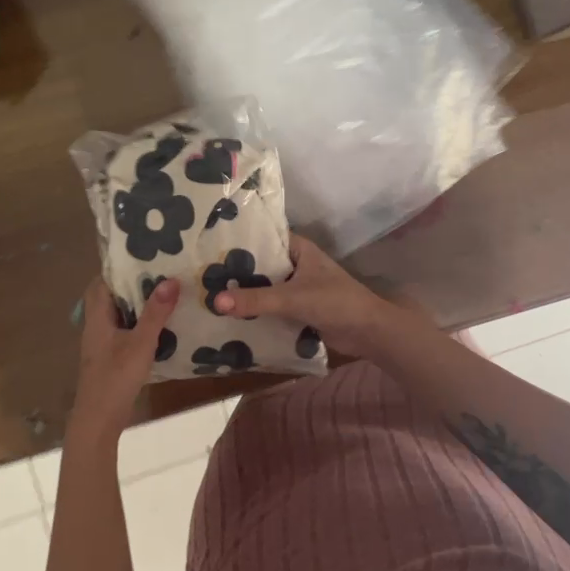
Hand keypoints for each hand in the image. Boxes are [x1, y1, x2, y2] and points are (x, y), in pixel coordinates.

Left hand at [71, 277, 179, 437]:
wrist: (99, 421)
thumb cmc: (115, 378)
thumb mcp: (140, 343)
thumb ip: (156, 313)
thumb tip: (171, 279)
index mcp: (97, 317)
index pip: (102, 282)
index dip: (118, 267)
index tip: (143, 255)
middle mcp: (97, 326)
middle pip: (111, 296)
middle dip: (132, 283)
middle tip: (161, 270)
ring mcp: (103, 344)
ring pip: (120, 314)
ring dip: (138, 304)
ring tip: (166, 291)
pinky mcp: (112, 358)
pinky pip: (126, 331)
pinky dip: (141, 323)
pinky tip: (162, 324)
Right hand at [212, 235, 418, 355]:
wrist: (368, 332)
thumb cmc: (335, 302)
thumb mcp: (292, 298)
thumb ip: (255, 300)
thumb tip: (215, 302)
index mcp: (299, 249)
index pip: (264, 237)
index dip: (239, 240)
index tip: (208, 245)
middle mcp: (297, 264)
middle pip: (261, 265)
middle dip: (236, 272)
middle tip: (200, 274)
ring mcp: (298, 287)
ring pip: (265, 287)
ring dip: (245, 294)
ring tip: (208, 295)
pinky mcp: (299, 309)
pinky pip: (272, 307)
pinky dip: (256, 311)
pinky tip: (230, 317)